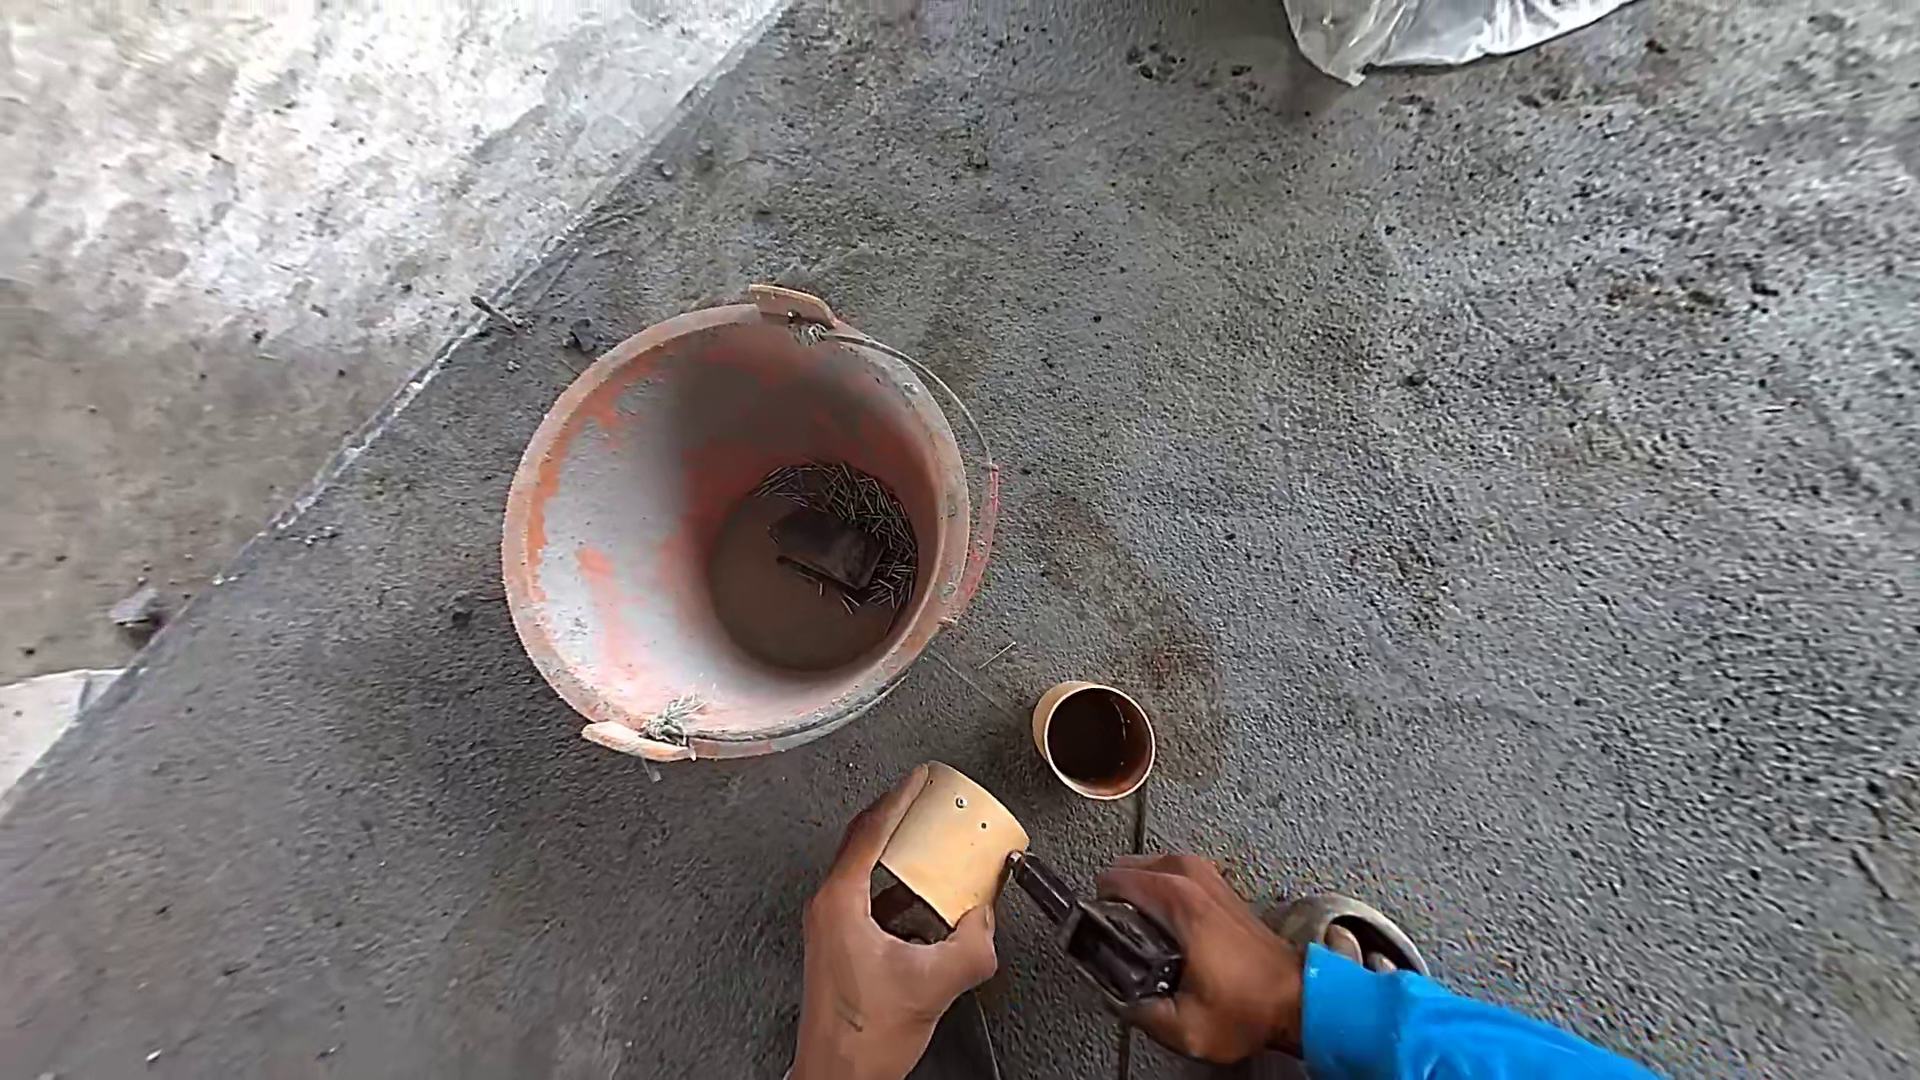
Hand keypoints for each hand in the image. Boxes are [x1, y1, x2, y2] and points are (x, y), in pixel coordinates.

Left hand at [792, 766, 999, 1079]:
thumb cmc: (861, 1041)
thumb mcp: (930, 987)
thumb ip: (971, 949)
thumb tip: (986, 922)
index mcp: (841, 901)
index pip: (871, 830)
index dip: (899, 797)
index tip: (918, 777)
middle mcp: (829, 904)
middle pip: (862, 837)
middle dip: (895, 811)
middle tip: (921, 795)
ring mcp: (830, 921)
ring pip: (862, 862)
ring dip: (893, 844)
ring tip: (923, 836)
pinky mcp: (839, 938)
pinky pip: (867, 889)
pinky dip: (894, 879)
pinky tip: (920, 894)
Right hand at [1097, 854, 1304, 1062]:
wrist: (1295, 998)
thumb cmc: (1252, 1003)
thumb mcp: (1188, 1027)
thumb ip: (1141, 1012)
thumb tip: (1118, 997)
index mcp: (1175, 897)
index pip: (1112, 879)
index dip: (1098, 907)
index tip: (1101, 929)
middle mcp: (1186, 874)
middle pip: (1124, 867)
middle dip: (1116, 897)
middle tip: (1121, 932)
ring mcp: (1201, 872)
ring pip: (1144, 864)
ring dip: (1135, 890)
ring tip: (1140, 926)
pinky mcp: (1212, 878)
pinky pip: (1166, 868)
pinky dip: (1157, 886)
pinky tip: (1163, 917)